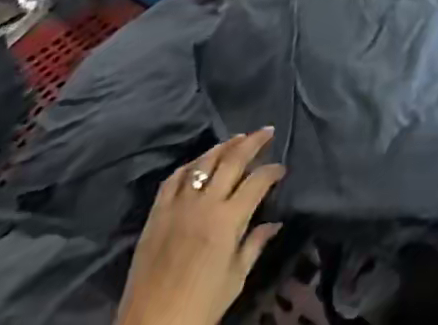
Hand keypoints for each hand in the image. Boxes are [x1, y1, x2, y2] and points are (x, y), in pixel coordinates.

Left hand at [116, 129, 286, 324]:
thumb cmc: (200, 306)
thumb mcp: (236, 278)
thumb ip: (255, 244)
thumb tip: (274, 223)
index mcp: (228, 220)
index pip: (258, 181)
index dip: (273, 171)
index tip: (281, 170)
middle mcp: (204, 205)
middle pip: (232, 161)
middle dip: (253, 142)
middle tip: (267, 131)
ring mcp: (177, 208)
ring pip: (202, 164)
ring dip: (222, 147)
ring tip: (237, 138)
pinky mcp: (155, 216)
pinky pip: (172, 181)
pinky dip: (188, 166)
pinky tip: (198, 163)